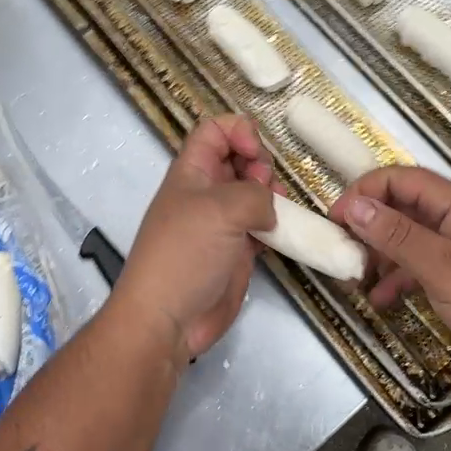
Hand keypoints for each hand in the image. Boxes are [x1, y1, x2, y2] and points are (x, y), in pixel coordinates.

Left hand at [109, 115, 278, 361]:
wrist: (167, 319)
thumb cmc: (185, 254)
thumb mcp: (220, 209)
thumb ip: (254, 194)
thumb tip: (269, 208)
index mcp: (191, 172)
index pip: (214, 131)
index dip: (238, 132)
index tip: (255, 155)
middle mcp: (206, 193)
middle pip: (239, 159)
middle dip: (261, 165)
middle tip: (265, 188)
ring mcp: (222, 224)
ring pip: (254, 194)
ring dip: (273, 197)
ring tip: (278, 213)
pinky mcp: (236, 252)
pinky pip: (262, 227)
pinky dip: (277, 227)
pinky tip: (283, 235)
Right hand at [331, 166, 450, 369]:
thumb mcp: (441, 269)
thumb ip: (396, 235)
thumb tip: (354, 206)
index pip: (398, 178)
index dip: (362, 193)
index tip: (334, 220)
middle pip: (401, 204)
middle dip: (368, 224)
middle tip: (340, 251)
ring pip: (408, 234)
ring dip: (380, 252)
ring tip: (354, 278)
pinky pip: (422, 260)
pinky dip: (399, 274)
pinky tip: (382, 298)